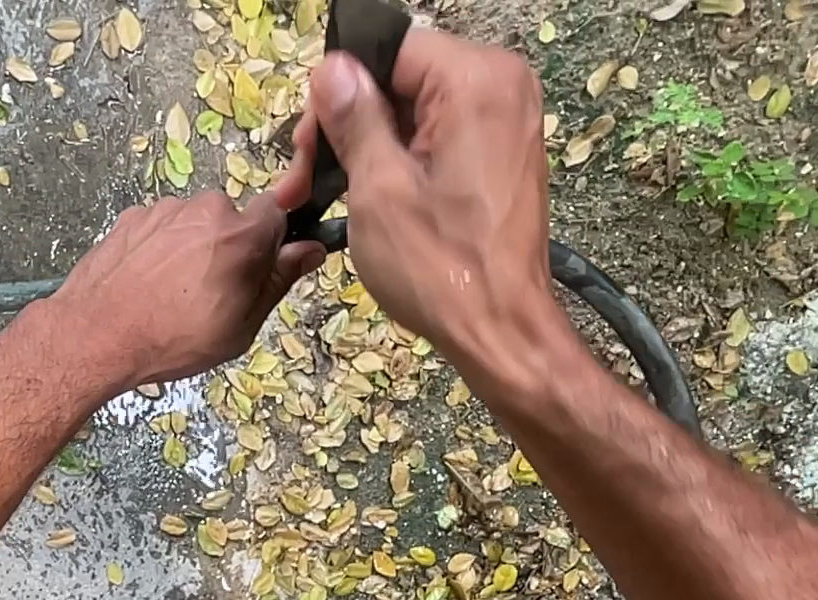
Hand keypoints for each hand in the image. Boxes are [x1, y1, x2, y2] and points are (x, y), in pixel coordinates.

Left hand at [46, 193, 324, 387]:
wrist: (96, 335)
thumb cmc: (175, 341)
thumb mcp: (240, 328)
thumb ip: (277, 282)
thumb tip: (311, 250)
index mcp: (242, 235)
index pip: (278, 213)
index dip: (271, 242)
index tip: (258, 270)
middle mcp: (206, 209)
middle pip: (231, 221)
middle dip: (226, 250)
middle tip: (208, 296)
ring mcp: (165, 210)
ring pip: (193, 225)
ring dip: (190, 251)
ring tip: (169, 296)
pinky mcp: (132, 217)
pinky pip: (160, 229)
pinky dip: (159, 251)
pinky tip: (145, 286)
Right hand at [274, 32, 551, 362]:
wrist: (499, 330)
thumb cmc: (438, 267)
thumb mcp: (378, 190)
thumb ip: (355, 119)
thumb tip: (332, 69)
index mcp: (476, 81)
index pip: (389, 51)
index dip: (339, 94)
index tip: (308, 149)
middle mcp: (503, 87)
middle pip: (403, 80)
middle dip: (351, 125)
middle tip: (309, 182)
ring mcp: (509, 124)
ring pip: (417, 114)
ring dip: (370, 149)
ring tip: (335, 199)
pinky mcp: (502, 159)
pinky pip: (440, 140)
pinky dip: (402, 164)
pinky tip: (376, 202)